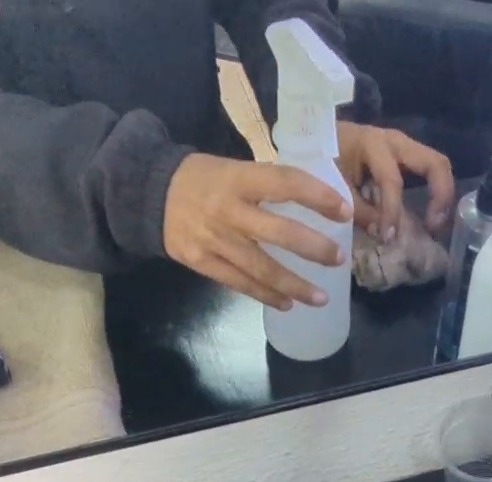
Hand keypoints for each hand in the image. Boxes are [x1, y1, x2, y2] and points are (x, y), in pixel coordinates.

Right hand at [162, 152, 351, 309]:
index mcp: (237, 178)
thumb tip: (312, 202)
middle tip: (339, 260)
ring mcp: (213, 240)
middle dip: (313, 248)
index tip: (344, 211)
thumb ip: (264, 184)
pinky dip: (266, 295)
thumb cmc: (200, 179)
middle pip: (278, 232)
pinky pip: (240, 284)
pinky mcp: (201, 262)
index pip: (285, 183)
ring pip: (261, 268)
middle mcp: (227, 210)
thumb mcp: (231, 168)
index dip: (317, 197)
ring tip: (321, 298)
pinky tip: (287, 304)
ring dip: (295, 285)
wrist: (146, 194)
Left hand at [336, 122, 456, 241]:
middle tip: (435, 225)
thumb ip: (358, 209)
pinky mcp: (404, 155)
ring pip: (436, 165)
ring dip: (440, 194)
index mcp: (373, 144)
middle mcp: (396, 142)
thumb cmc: (325, 158)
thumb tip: (381, 231)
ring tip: (435, 221)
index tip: (388, 237)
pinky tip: (427, 213)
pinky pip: (427, 171)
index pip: (392, 181)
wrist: (319, 136)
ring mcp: (403, 146)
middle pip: (434, 163)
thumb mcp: (336, 185)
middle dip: (440, 195)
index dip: (392, 212)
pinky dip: (432, 191)